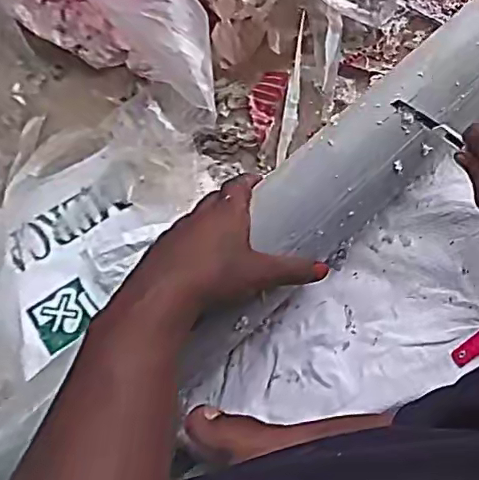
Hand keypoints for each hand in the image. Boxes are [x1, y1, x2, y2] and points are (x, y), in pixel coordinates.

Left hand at [107, 174, 326, 323]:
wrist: (161, 297)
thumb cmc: (210, 276)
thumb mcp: (261, 274)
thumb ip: (292, 270)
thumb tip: (317, 269)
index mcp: (227, 211)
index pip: (239, 184)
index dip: (250, 182)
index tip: (258, 183)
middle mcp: (200, 215)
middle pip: (218, 199)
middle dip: (232, 203)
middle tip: (248, 214)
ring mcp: (177, 232)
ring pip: (197, 219)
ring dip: (210, 225)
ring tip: (227, 242)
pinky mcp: (162, 251)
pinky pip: (181, 241)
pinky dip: (193, 247)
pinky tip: (202, 265)